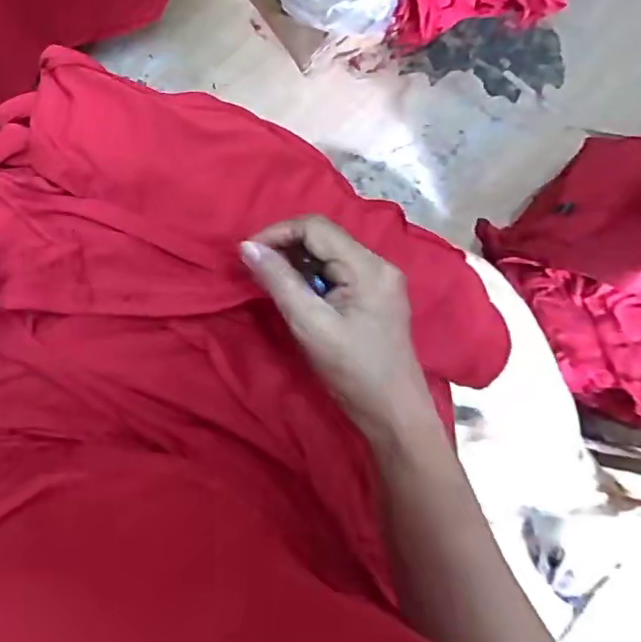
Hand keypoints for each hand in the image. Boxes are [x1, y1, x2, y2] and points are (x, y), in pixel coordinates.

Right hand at [241, 215, 429, 441]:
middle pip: (322, 236)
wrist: (394, 414)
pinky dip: (310, 274)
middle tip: (255, 267)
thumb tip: (247, 247)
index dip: (277, 232)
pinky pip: (335, 270)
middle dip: (284, 245)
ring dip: (295, 260)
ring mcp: (378, 279)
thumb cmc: (352, 370)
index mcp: (367, 266)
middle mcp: (377, 264)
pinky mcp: (374, 295)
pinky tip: (294, 292)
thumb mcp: (309, 324)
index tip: (248, 253)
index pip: (315, 227)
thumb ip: (278, 280)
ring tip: (270, 280)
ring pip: (327, 252)